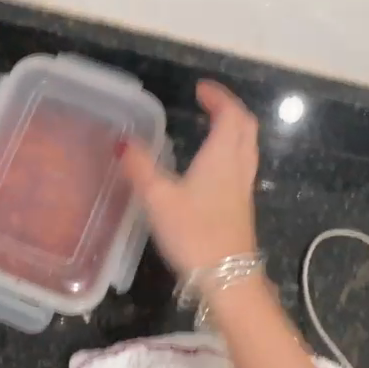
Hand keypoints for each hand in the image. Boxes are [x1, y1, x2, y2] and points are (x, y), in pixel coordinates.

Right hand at [119, 80, 260, 277]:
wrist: (228, 278)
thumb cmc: (194, 233)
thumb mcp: (158, 198)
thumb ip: (140, 168)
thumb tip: (122, 142)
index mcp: (222, 157)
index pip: (229, 114)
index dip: (218, 97)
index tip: (200, 88)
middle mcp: (238, 167)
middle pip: (245, 128)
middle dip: (228, 110)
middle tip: (208, 103)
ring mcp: (243, 189)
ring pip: (246, 148)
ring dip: (232, 131)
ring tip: (211, 128)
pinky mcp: (241, 208)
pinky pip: (241, 167)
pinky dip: (230, 153)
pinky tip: (211, 167)